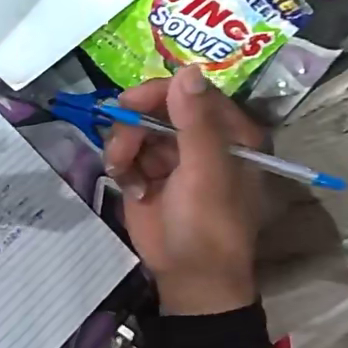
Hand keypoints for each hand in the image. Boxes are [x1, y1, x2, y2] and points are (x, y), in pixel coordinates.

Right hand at [102, 68, 266, 315]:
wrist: (188, 276)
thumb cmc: (208, 225)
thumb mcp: (206, 172)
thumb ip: (195, 122)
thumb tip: (186, 71)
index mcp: (227, 132)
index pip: (190, 92)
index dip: (158, 93)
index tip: (128, 102)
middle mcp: (198, 137)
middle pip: (155, 107)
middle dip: (133, 126)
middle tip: (123, 149)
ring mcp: (170, 155)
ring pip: (133, 128)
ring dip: (123, 148)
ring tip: (126, 175)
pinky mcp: (146, 173)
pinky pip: (124, 152)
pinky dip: (120, 166)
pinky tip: (130, 187)